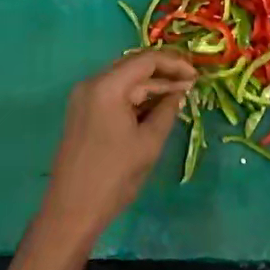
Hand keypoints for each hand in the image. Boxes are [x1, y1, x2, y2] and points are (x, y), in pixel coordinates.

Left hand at [36, 51, 195, 249]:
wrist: (73, 208)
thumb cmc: (115, 176)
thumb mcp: (149, 142)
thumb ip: (167, 110)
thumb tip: (180, 92)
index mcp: (107, 86)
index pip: (146, 60)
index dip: (174, 64)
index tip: (197, 76)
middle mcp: (92, 83)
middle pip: (133, 66)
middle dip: (163, 72)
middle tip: (191, 83)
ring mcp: (84, 97)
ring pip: (123, 80)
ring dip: (150, 85)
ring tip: (178, 95)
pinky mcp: (82, 111)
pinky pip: (113, 94)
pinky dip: (135, 97)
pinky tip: (155, 106)